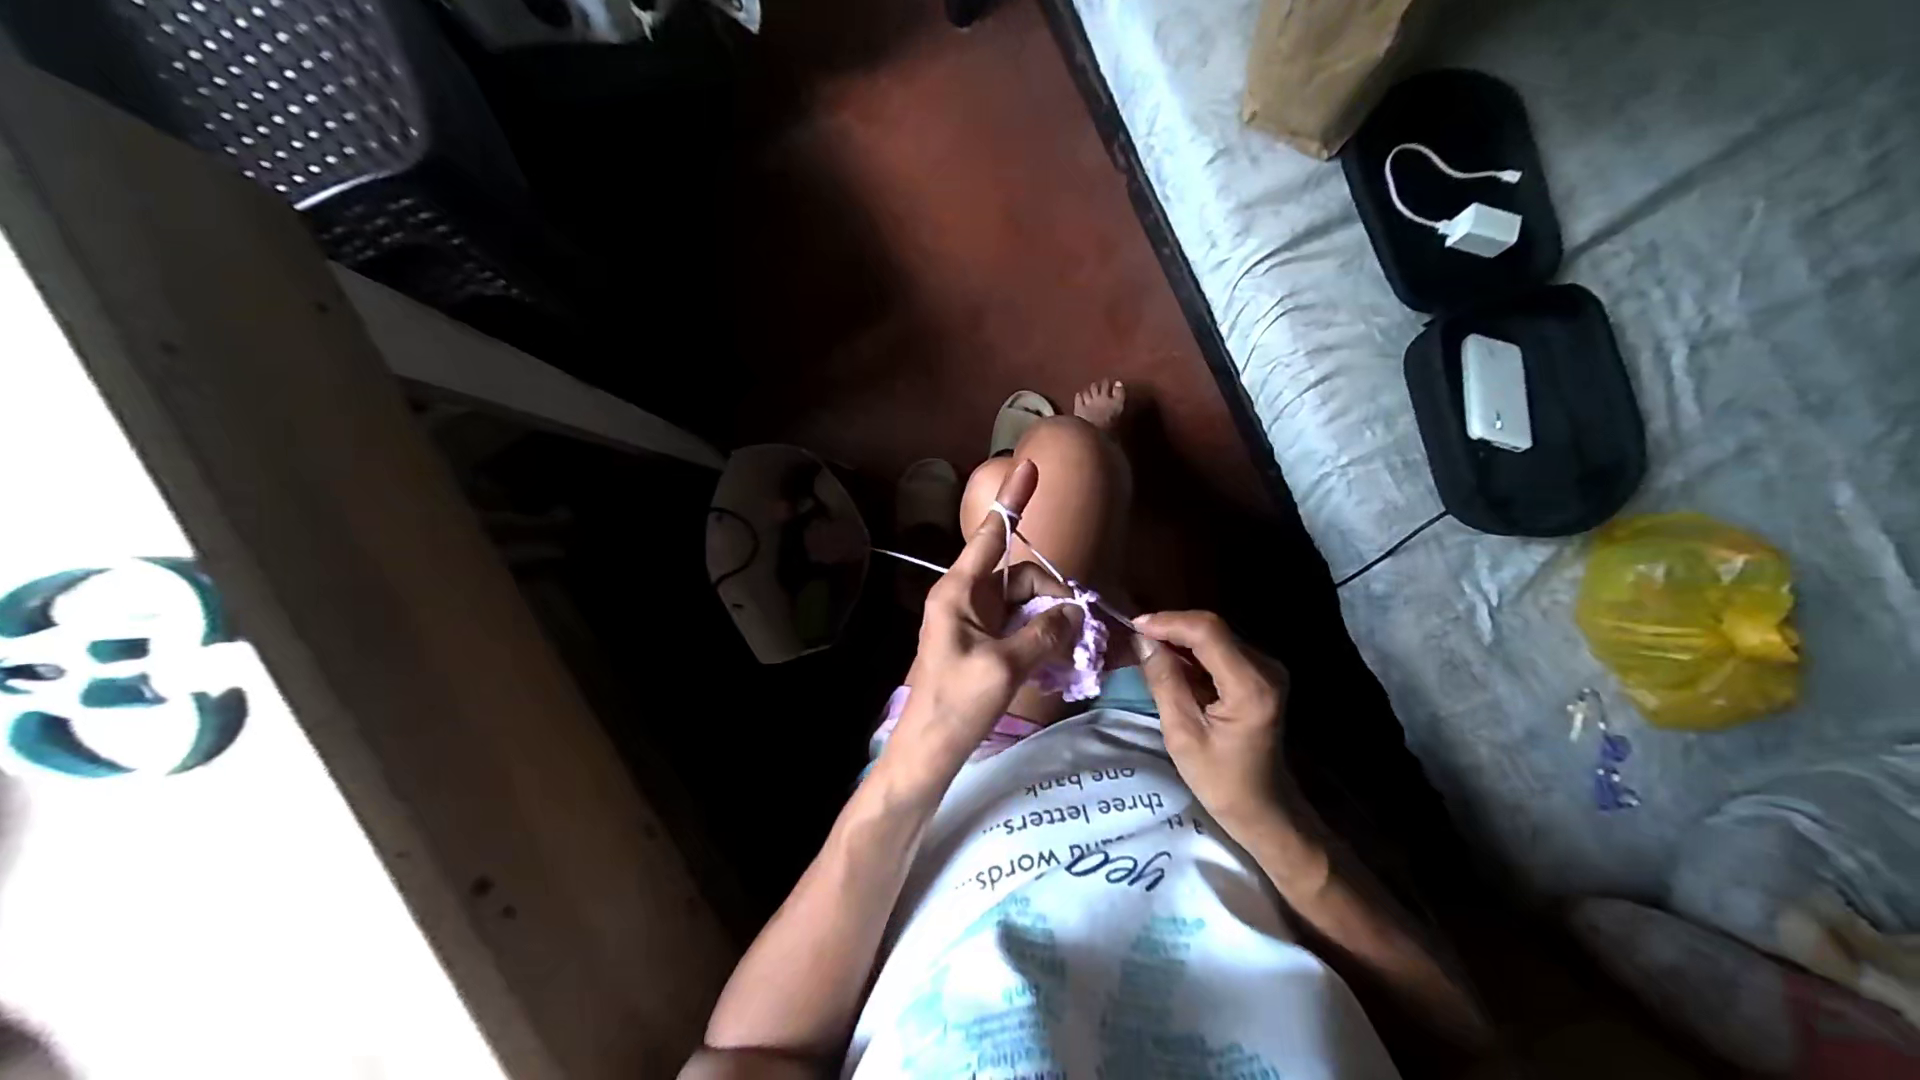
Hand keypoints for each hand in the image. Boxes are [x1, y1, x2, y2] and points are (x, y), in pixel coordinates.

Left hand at [880, 460, 1082, 791]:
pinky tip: (1058, 660)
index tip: (1029, 465)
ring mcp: (977, 622)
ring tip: (1069, 651)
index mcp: (958, 592)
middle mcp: (967, 598)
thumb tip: (1074, 610)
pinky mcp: (985, 643)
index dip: (1012, 501)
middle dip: (1052, 594)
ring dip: (1051, 620)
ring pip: (1026, 603)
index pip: (990, 535)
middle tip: (1076, 629)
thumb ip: (1043, 633)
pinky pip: (1021, 626)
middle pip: (1021, 576)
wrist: (929, 751)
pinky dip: (1042, 636)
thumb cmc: (956, 704)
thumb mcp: (1003, 666)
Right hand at [1132, 610, 1291, 833]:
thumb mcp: (1182, 735)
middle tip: (1135, 636)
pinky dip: (1193, 649)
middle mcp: (1266, 668)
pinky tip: (1169, 659)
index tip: (1134, 626)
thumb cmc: (1222, 781)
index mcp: (1250, 686)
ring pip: (1216, 635)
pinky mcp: (1261, 674)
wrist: (1266, 807)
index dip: (1168, 622)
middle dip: (1171, 627)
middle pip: (1213, 629)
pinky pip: (1222, 648)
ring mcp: (1267, 669)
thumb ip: (1164, 682)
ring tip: (1146, 646)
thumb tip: (1143, 641)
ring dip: (1180, 636)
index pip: (1207, 632)